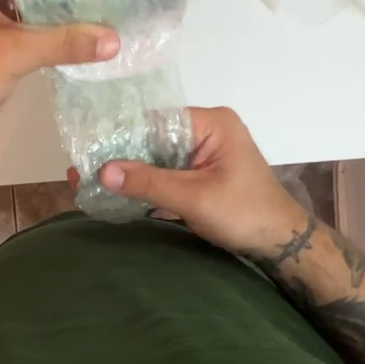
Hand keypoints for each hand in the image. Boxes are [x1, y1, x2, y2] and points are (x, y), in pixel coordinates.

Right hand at [98, 107, 308, 253]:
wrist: (281, 242)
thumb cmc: (245, 214)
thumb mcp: (194, 199)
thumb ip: (149, 183)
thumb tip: (102, 171)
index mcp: (211, 123)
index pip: (155, 120)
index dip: (121, 136)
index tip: (89, 151)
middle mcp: (207, 130)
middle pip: (153, 137)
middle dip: (121, 155)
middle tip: (83, 168)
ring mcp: (204, 152)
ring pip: (157, 156)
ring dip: (130, 171)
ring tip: (90, 180)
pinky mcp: (200, 172)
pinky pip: (166, 171)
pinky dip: (145, 182)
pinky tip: (117, 192)